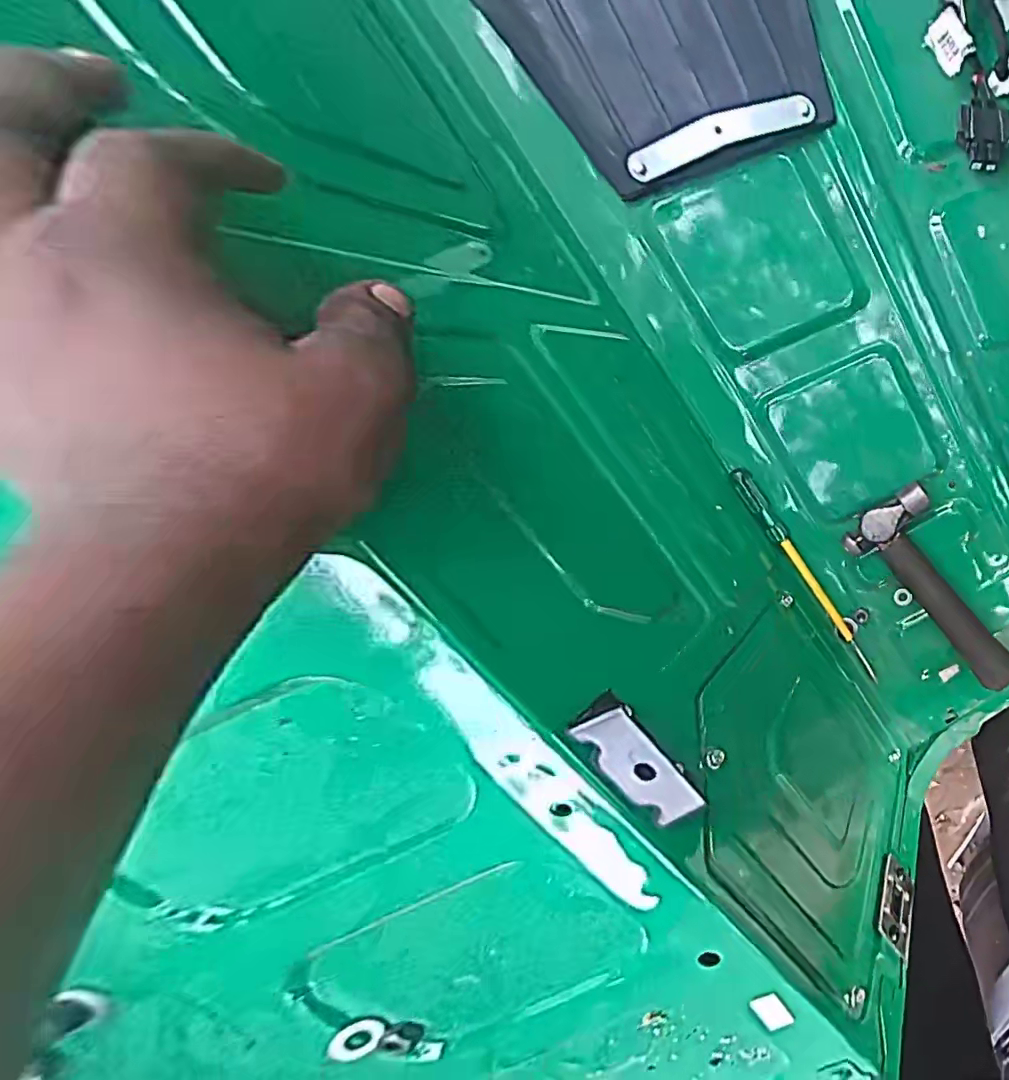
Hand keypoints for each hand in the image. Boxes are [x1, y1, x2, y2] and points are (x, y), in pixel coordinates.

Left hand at [0, 47, 413, 556]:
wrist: (167, 553)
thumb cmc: (268, 463)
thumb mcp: (358, 392)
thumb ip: (370, 332)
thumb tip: (376, 299)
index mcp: (122, 259)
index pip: (151, 165)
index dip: (212, 154)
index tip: (267, 177)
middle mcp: (22, 263)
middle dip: (41, 90)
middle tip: (91, 81)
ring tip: (35, 144)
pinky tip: (27, 251)